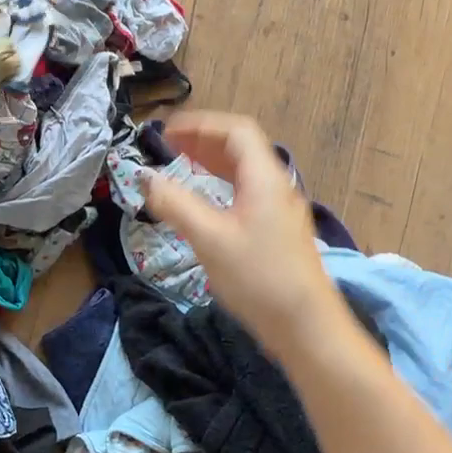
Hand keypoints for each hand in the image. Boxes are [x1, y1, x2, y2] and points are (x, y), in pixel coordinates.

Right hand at [138, 112, 348, 354]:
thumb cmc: (258, 278)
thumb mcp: (209, 239)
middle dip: (202, 141)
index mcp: (264, 179)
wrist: (306, 327)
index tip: (166, 132)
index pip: (236, 132)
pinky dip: (219, 184)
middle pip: (240, 148)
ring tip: (180, 165)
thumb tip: (145, 178)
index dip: (200, 125)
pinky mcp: (276, 232)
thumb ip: (175, 204)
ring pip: (243, 171)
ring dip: (210, 162)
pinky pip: (245, 192)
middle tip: (167, 146)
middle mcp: (275, 187)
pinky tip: (203, 200)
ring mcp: (278, 210)